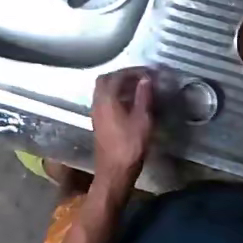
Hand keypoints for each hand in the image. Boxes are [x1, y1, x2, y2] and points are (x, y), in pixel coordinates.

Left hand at [91, 68, 153, 185]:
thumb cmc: (130, 146)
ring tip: (136, 88)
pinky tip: (129, 103)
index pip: (117, 76)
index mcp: (107, 99)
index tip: (147, 73)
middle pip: (105, 80)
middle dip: (121, 75)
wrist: (114, 171)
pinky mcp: (98, 123)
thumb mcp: (143, 120)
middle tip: (139, 78)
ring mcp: (96, 113)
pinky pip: (104, 101)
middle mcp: (98, 103)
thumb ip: (144, 97)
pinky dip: (115, 96)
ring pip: (102, 91)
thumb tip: (145, 79)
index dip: (132, 71)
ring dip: (117, 85)